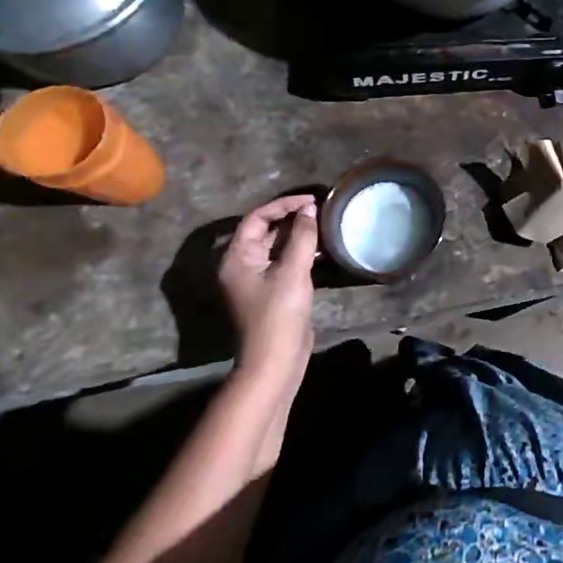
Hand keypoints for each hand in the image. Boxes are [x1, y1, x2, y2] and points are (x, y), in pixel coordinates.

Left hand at [217, 194, 318, 382]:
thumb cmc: (278, 314)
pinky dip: (301, 253)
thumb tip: (310, 210)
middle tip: (320, 210)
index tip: (311, 200)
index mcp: (237, 257)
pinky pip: (285, 263)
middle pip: (266, 231)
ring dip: (299, 236)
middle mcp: (242, 265)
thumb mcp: (292, 271)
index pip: (257, 218)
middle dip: (292, 219)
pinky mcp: (272, 292)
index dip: (283, 205)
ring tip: (324, 225)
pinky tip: (322, 250)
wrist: (275, 361)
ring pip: (277, 248)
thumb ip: (302, 237)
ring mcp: (257, 280)